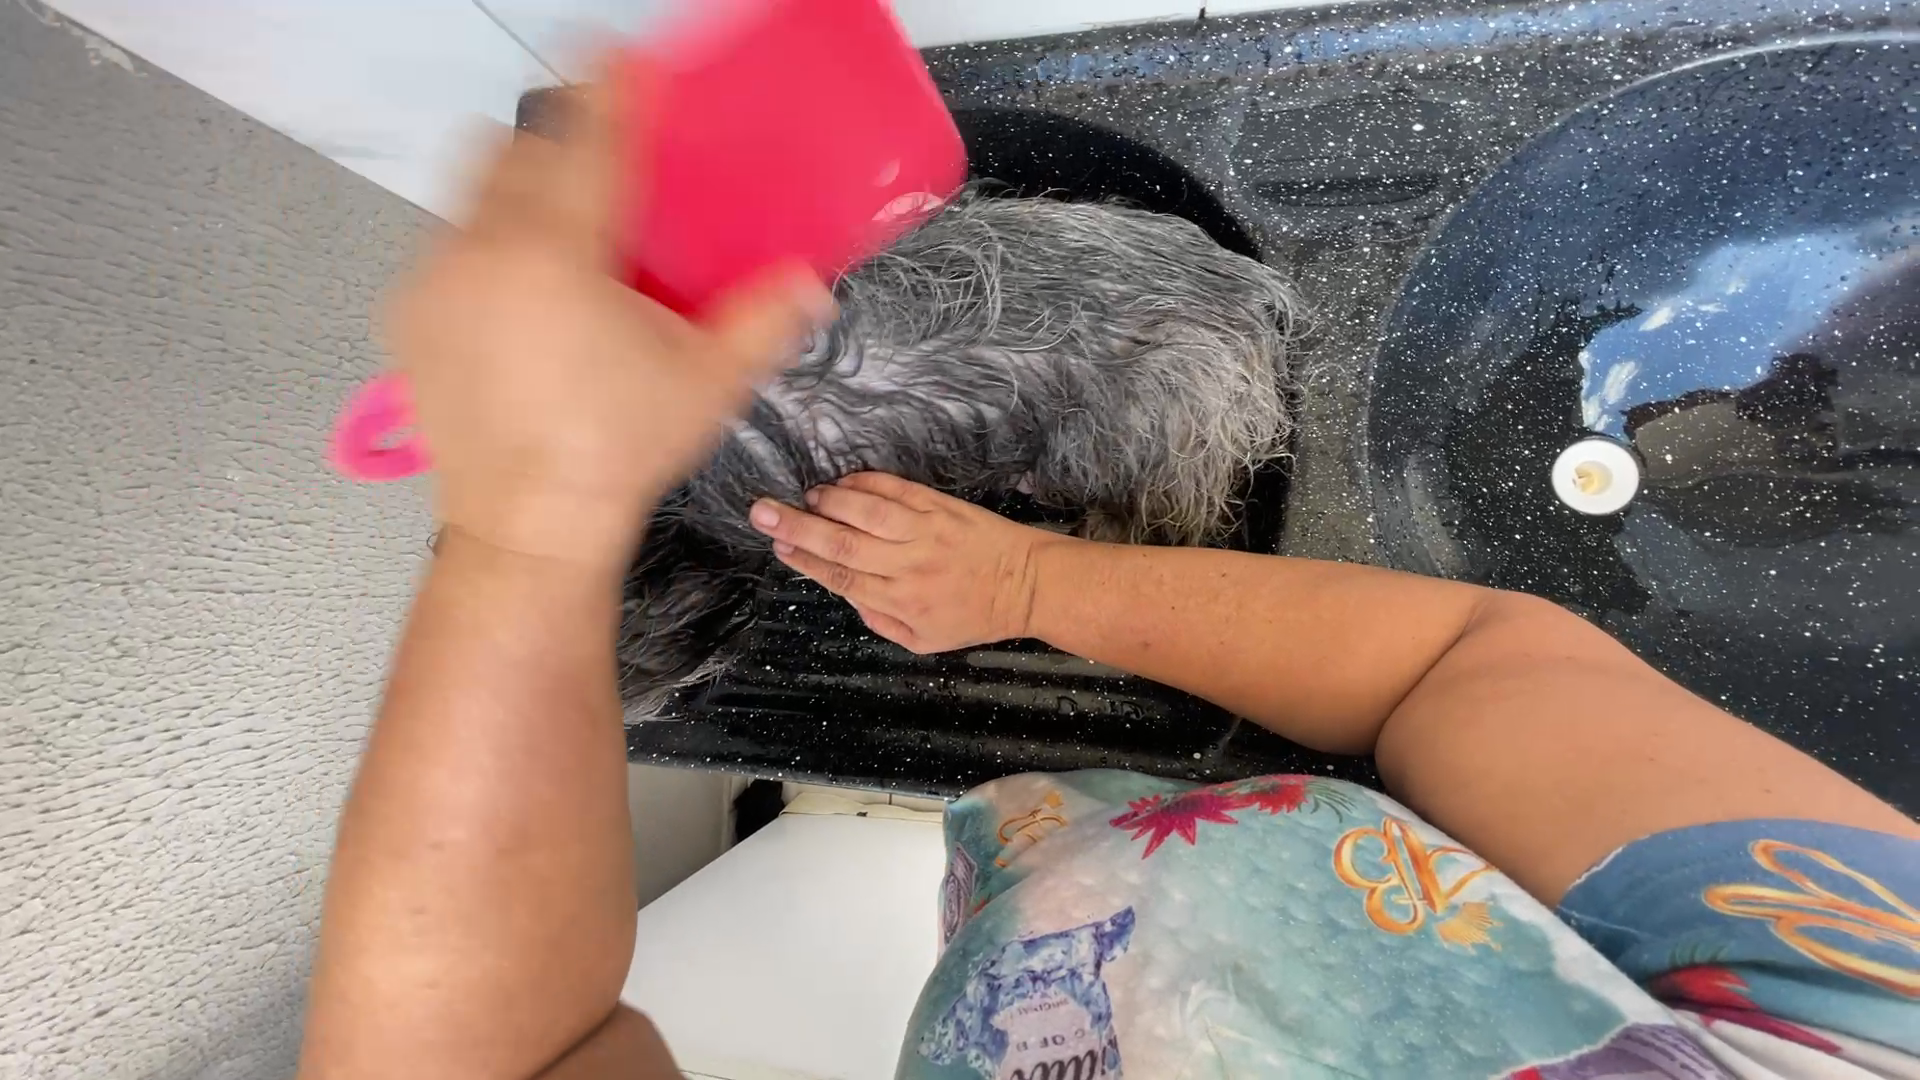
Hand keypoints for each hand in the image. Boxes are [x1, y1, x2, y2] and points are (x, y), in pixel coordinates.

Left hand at [384, 70, 832, 570]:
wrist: (531, 523)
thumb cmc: (623, 450)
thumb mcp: (709, 386)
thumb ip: (762, 324)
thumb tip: (812, 286)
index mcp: (560, 255)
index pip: (589, 139)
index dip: (612, 87)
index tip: (622, 55)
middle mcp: (481, 249)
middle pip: (512, 145)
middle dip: (557, 141)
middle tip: (602, 178)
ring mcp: (434, 281)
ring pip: (469, 194)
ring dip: (518, 195)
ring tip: (564, 248)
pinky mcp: (408, 318)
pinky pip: (444, 250)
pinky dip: (486, 252)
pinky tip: (524, 308)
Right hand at [746, 473, 1066, 652]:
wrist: (1029, 585)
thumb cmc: (975, 614)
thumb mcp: (923, 640)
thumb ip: (880, 620)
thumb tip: (847, 594)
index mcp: (899, 601)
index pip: (839, 577)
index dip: (802, 560)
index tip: (776, 544)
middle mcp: (906, 565)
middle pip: (841, 543)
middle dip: (797, 526)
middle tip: (761, 511)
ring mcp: (924, 532)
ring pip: (865, 512)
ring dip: (830, 501)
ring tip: (806, 497)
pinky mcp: (941, 507)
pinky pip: (896, 490)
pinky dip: (866, 483)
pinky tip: (844, 481)